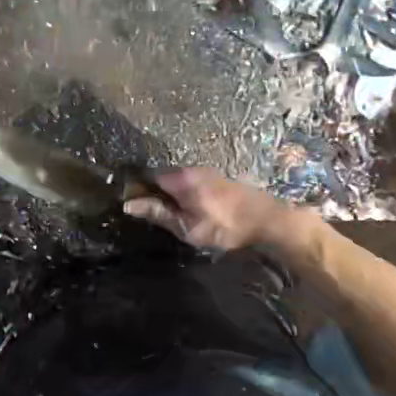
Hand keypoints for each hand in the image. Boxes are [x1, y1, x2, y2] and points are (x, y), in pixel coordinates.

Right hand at [123, 168, 300, 250]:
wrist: (266, 220)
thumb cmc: (225, 227)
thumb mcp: (188, 226)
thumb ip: (159, 213)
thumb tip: (129, 204)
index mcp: (181, 178)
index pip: (147, 176)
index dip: (136, 189)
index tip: (130, 205)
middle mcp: (191, 168)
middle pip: (161, 176)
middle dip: (151, 191)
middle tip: (147, 214)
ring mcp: (205, 172)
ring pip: (176, 180)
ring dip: (168, 194)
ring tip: (166, 214)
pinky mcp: (216, 178)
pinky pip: (189, 182)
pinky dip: (182, 193)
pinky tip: (186, 209)